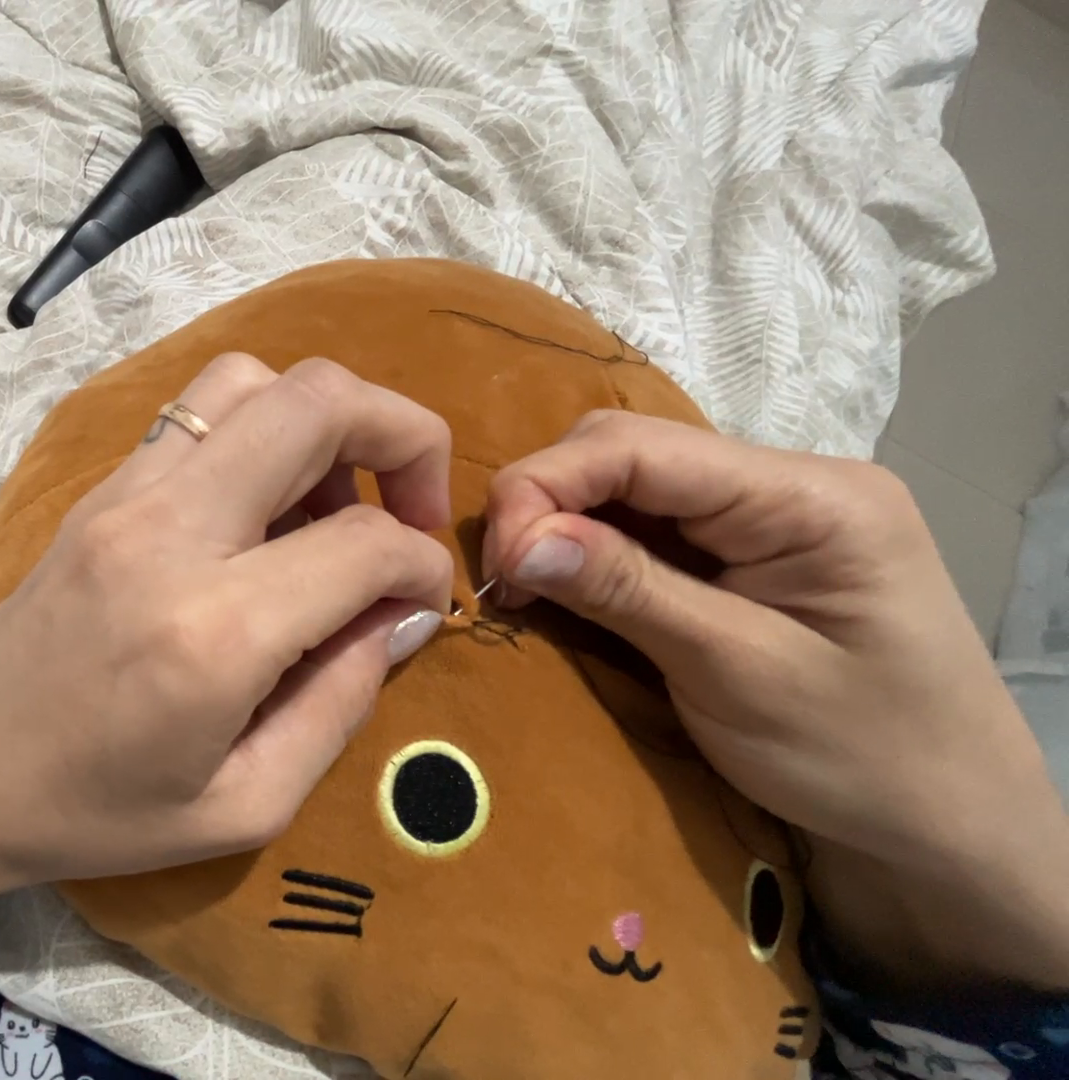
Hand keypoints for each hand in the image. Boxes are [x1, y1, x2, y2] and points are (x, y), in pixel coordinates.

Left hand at [0, 354, 457, 921]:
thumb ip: (340, 702)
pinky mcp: (99, 490)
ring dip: (321, 423)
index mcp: (214, 631)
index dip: (423, 565)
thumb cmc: (94, 811)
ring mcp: (124, 496)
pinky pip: (196, 414)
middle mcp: (169, 533)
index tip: (422, 602)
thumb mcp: (244, 802)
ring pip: (250, 380)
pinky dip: (258, 432)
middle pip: (317, 401)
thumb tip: (400, 613)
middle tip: (408, 511)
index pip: (365, 541)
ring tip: (328, 508)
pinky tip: (261, 511)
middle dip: (402, 435)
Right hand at [482, 410, 1068, 990]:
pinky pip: (633, 520)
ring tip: (522, 584)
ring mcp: (757, 511)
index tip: (498, 563)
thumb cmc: (860, 755)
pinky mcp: (732, 546)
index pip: (638, 448)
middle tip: (505, 578)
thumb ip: (626, 592)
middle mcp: (781, 481)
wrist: (942, 820)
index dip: (544, 487)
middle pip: (622, 448)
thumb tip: (517, 543)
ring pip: (618, 479)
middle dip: (543, 500)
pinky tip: (559, 582)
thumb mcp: (736, 673)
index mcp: (808, 497)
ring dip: (554, 522)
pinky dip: (579, 545)